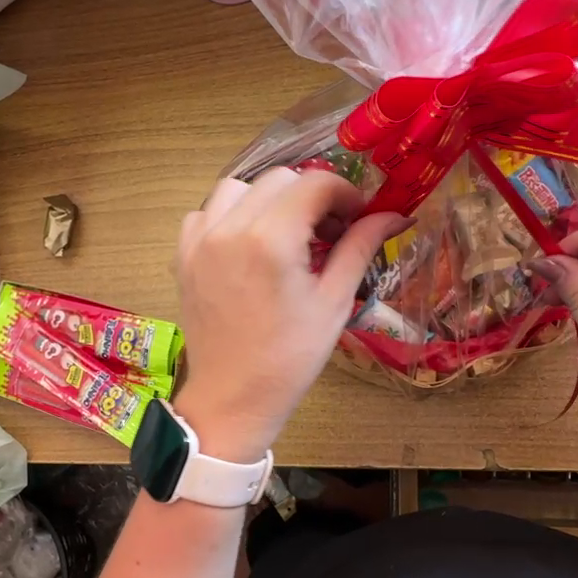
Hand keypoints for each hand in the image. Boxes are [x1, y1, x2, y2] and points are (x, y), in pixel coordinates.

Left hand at [172, 168, 408, 462]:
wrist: (232, 398)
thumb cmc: (289, 359)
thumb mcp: (334, 302)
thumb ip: (360, 247)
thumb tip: (395, 213)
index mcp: (270, 240)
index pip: (315, 183)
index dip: (345, 194)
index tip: (357, 218)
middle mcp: (228, 229)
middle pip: (278, 180)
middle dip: (310, 197)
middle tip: (328, 233)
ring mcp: (199, 242)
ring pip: (237, 188)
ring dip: (267, 200)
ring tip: (286, 235)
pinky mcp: (182, 257)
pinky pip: (205, 214)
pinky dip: (228, 217)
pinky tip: (247, 245)